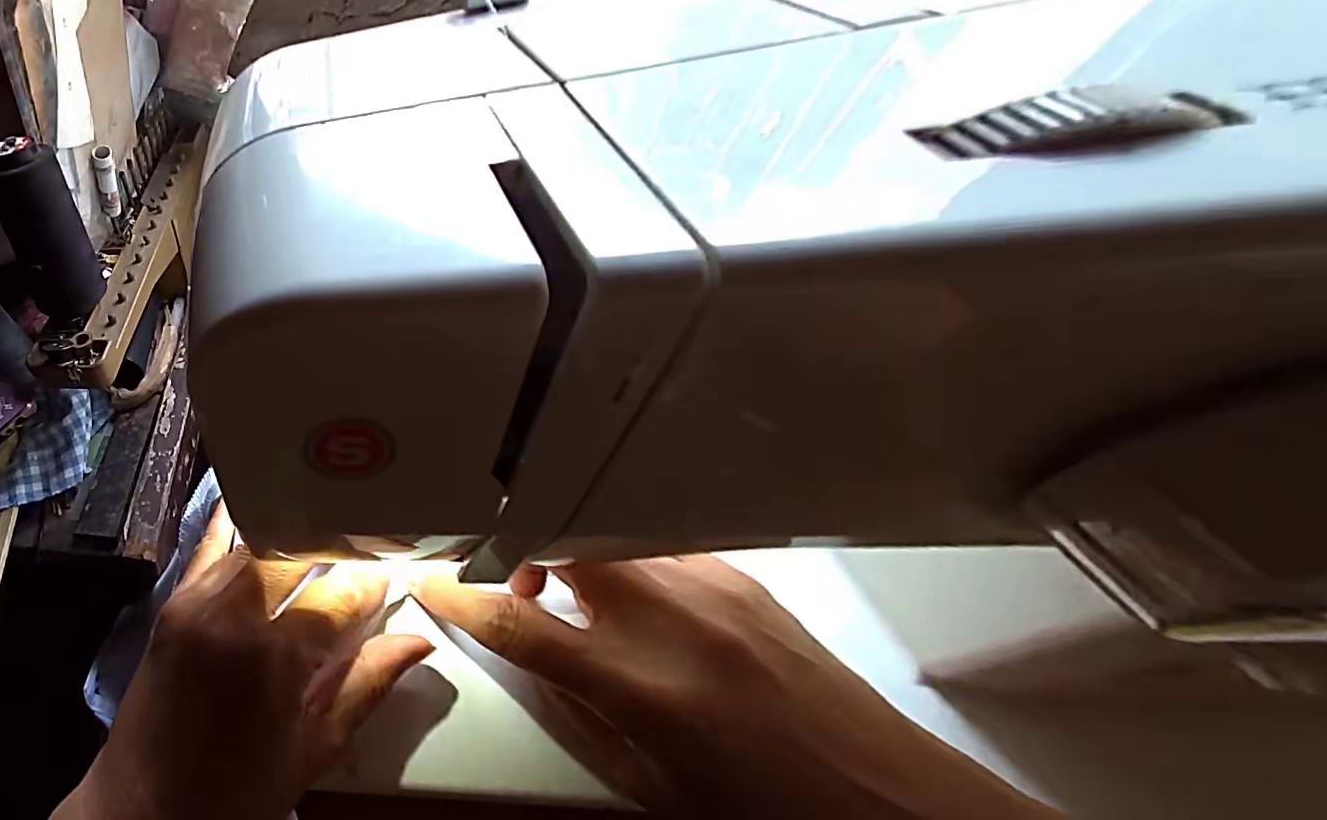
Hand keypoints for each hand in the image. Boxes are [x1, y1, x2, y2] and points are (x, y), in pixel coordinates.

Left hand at [59, 504, 431, 819]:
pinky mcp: (176, 599)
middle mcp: (238, 613)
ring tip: (322, 536)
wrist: (139, 815)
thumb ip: (367, 685)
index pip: (344, 592)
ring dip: (296, 535)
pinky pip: (211, 544)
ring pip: (261, 539)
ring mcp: (201, 600)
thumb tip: (417, 643)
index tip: (389, 580)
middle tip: (360, 550)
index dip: (373, 583)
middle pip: (303, 549)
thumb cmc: (235, 793)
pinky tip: (262, 504)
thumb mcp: (313, 750)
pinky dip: (240, 524)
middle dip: (338, 545)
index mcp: (279, 655)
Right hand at [415, 556, 1061, 818]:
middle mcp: (673, 618)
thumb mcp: (652, 780)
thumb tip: (532, 648)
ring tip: (576, 594)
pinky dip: (623, 561)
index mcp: (645, 687)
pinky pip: (653, 544)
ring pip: (605, 535)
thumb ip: (582, 705)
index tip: (436, 579)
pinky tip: (638, 598)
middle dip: (522, 551)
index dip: (466, 598)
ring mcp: (709, 583)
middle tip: (517, 583)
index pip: (523, 625)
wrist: (890, 801)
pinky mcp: (736, 570)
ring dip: (572, 554)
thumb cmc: (765, 810)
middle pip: (562, 543)